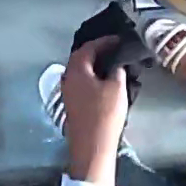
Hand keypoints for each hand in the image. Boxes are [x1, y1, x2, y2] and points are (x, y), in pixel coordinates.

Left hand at [61, 37, 128, 180]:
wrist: (92, 147)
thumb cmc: (104, 114)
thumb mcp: (116, 88)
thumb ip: (116, 71)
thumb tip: (115, 65)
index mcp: (76, 69)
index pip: (89, 47)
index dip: (105, 41)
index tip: (119, 39)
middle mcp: (67, 76)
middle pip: (81, 56)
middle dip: (97, 50)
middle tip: (114, 48)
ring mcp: (67, 90)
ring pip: (80, 69)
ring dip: (94, 63)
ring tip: (111, 62)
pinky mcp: (71, 102)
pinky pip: (81, 80)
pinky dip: (92, 75)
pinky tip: (103, 79)